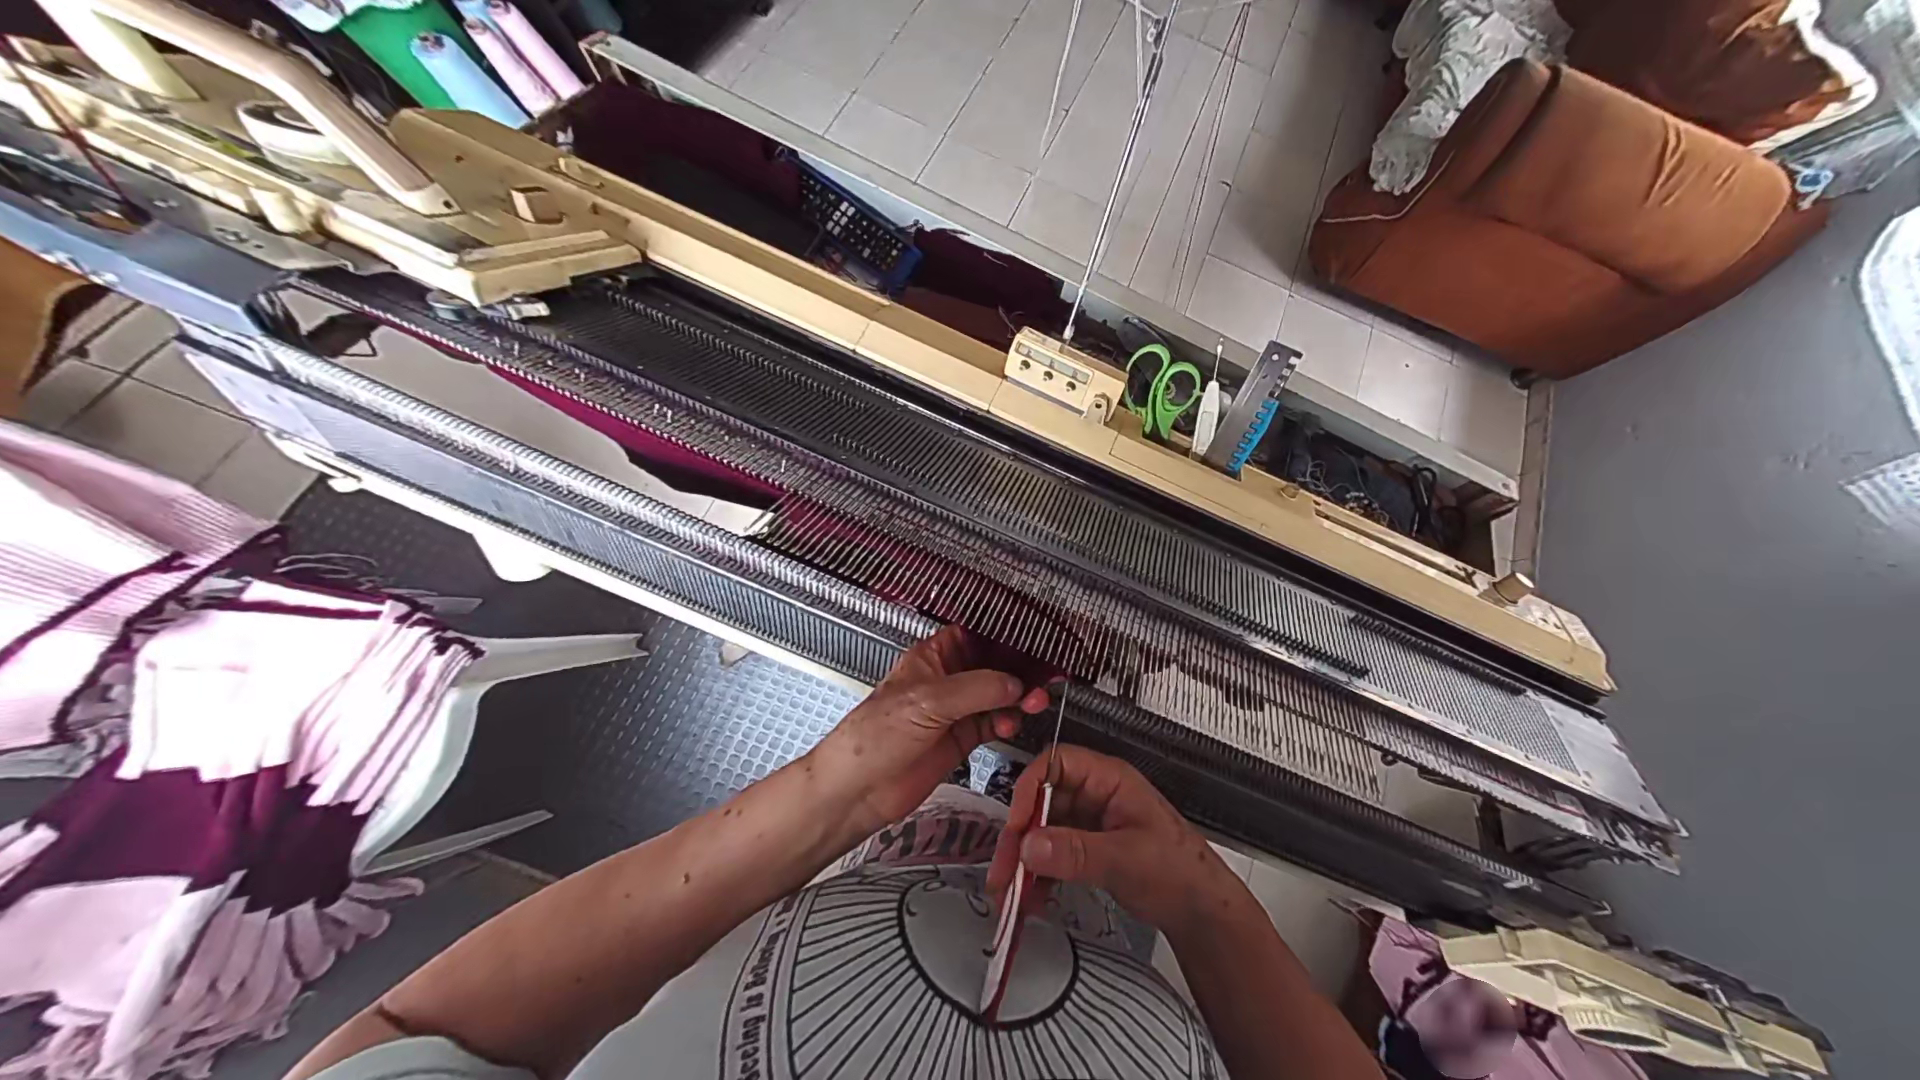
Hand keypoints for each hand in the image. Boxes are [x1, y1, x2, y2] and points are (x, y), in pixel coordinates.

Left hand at [808, 626, 1050, 838]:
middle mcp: (944, 681)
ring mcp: (953, 711)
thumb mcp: (927, 701)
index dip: (1000, 637)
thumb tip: (1012, 683)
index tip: (1029, 641)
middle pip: (991, 667)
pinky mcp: (959, 739)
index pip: (973, 636)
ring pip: (997, 697)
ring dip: (1018, 698)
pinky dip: (1007, 722)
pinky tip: (1010, 723)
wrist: (859, 790)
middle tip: (1040, 677)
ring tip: (1032, 702)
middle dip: (1017, 671)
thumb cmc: (871, 737)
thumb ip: (974, 689)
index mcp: (930, 658)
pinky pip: (993, 724)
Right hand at [987, 745, 1244, 931]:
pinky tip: (1031, 894)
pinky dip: (1037, 871)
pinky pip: (1050, 851)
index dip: (1030, 789)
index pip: (1055, 764)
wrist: (1202, 913)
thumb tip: (1029, 845)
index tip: (1017, 826)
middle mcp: (1094, 794)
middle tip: (1004, 867)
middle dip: (1019, 833)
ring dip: (1023, 857)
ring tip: (1011, 888)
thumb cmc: (1180, 872)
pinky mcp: (1085, 847)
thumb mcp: (1126, 859)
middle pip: (1041, 799)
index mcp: (1108, 779)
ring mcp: (1089, 821)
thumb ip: (1076, 851)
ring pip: (1042, 828)